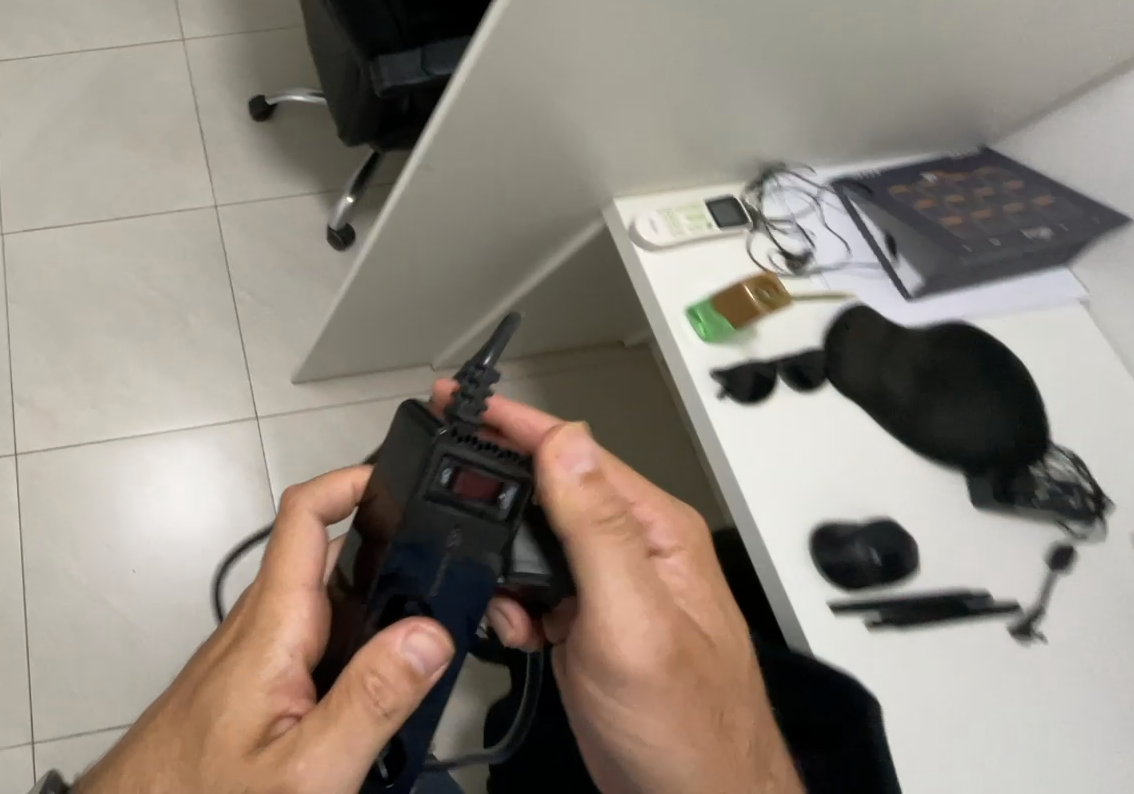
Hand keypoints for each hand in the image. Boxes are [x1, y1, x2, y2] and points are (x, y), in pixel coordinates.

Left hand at [75, 465, 453, 793]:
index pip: (303, 514)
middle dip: (385, 554)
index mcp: (274, 621)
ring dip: (374, 602)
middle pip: (329, 554)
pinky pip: (315, 633)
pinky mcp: (260, 670)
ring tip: (425, 639)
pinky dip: (354, 639)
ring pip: (326, 597)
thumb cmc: (206, 792)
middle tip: (443, 581)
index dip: (346, 481)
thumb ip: (371, 700)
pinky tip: (378, 682)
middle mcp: (263, 618)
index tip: (395, 480)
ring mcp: (260, 643)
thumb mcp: (306, 766)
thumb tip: (426, 636)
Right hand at [431, 381, 801, 793]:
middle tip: (442, 483)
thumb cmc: (691, 732)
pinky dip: (508, 599)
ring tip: (497, 593)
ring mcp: (605, 580)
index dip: (508, 421)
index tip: (456, 401)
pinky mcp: (584, 612)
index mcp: (651, 529)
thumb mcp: (633, 622)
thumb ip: (596, 528)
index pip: (571, 449)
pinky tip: (519, 628)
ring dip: (498, 557)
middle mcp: (630, 545)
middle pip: (543, 484)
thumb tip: (564, 443)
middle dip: (491, 491)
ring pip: (526, 535)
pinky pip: (527, 581)